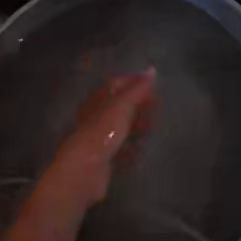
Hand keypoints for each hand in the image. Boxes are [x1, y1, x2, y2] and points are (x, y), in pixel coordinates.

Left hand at [37, 69, 158, 209]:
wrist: (85, 170)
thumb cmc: (103, 131)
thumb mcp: (122, 105)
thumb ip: (137, 89)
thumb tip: (152, 71)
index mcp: (99, 98)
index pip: (119, 83)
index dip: (136, 82)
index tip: (155, 86)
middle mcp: (99, 115)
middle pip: (123, 106)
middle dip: (140, 108)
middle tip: (155, 112)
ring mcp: (101, 137)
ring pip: (124, 128)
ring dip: (137, 129)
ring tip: (149, 132)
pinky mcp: (105, 157)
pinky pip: (123, 150)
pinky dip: (132, 150)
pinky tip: (138, 153)